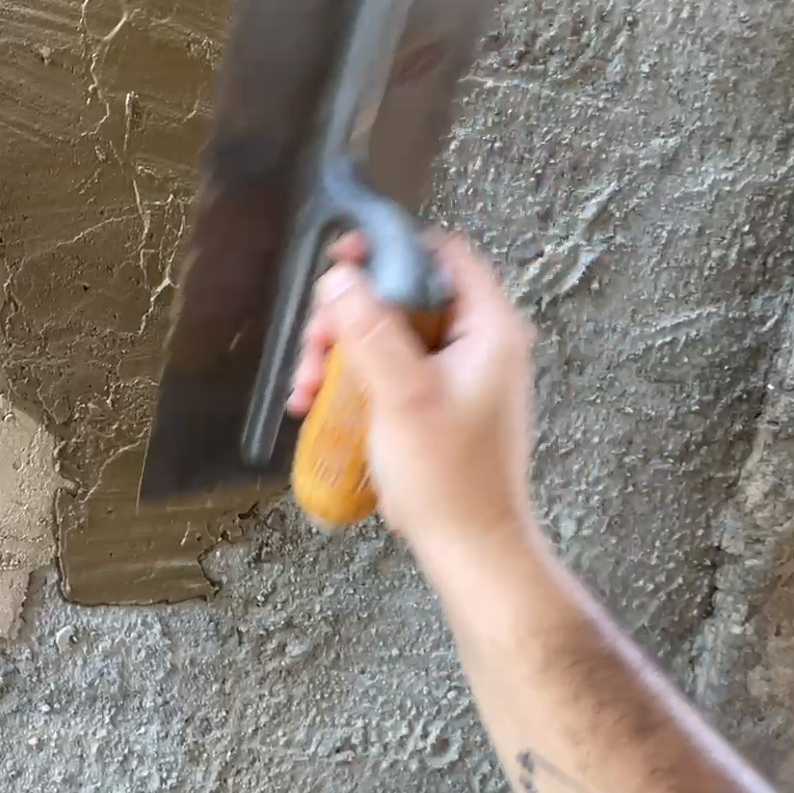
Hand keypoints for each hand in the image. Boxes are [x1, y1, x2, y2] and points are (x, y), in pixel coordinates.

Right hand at [285, 232, 538, 559]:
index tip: (341, 262)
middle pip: (398, 294)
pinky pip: (380, 367)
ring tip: (306, 387)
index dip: (389, 247)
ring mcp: (449, 371)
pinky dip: (346, 378)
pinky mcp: (428, 398)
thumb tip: (339, 278)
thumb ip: (372, 331)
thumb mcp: (403, 395)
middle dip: (345, 316)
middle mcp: (473, 342)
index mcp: (487, 328)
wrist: (467, 544)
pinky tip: (314, 402)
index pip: (442, 254)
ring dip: (335, 351)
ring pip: (381, 332)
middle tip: (314, 345)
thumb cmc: (448, 477)